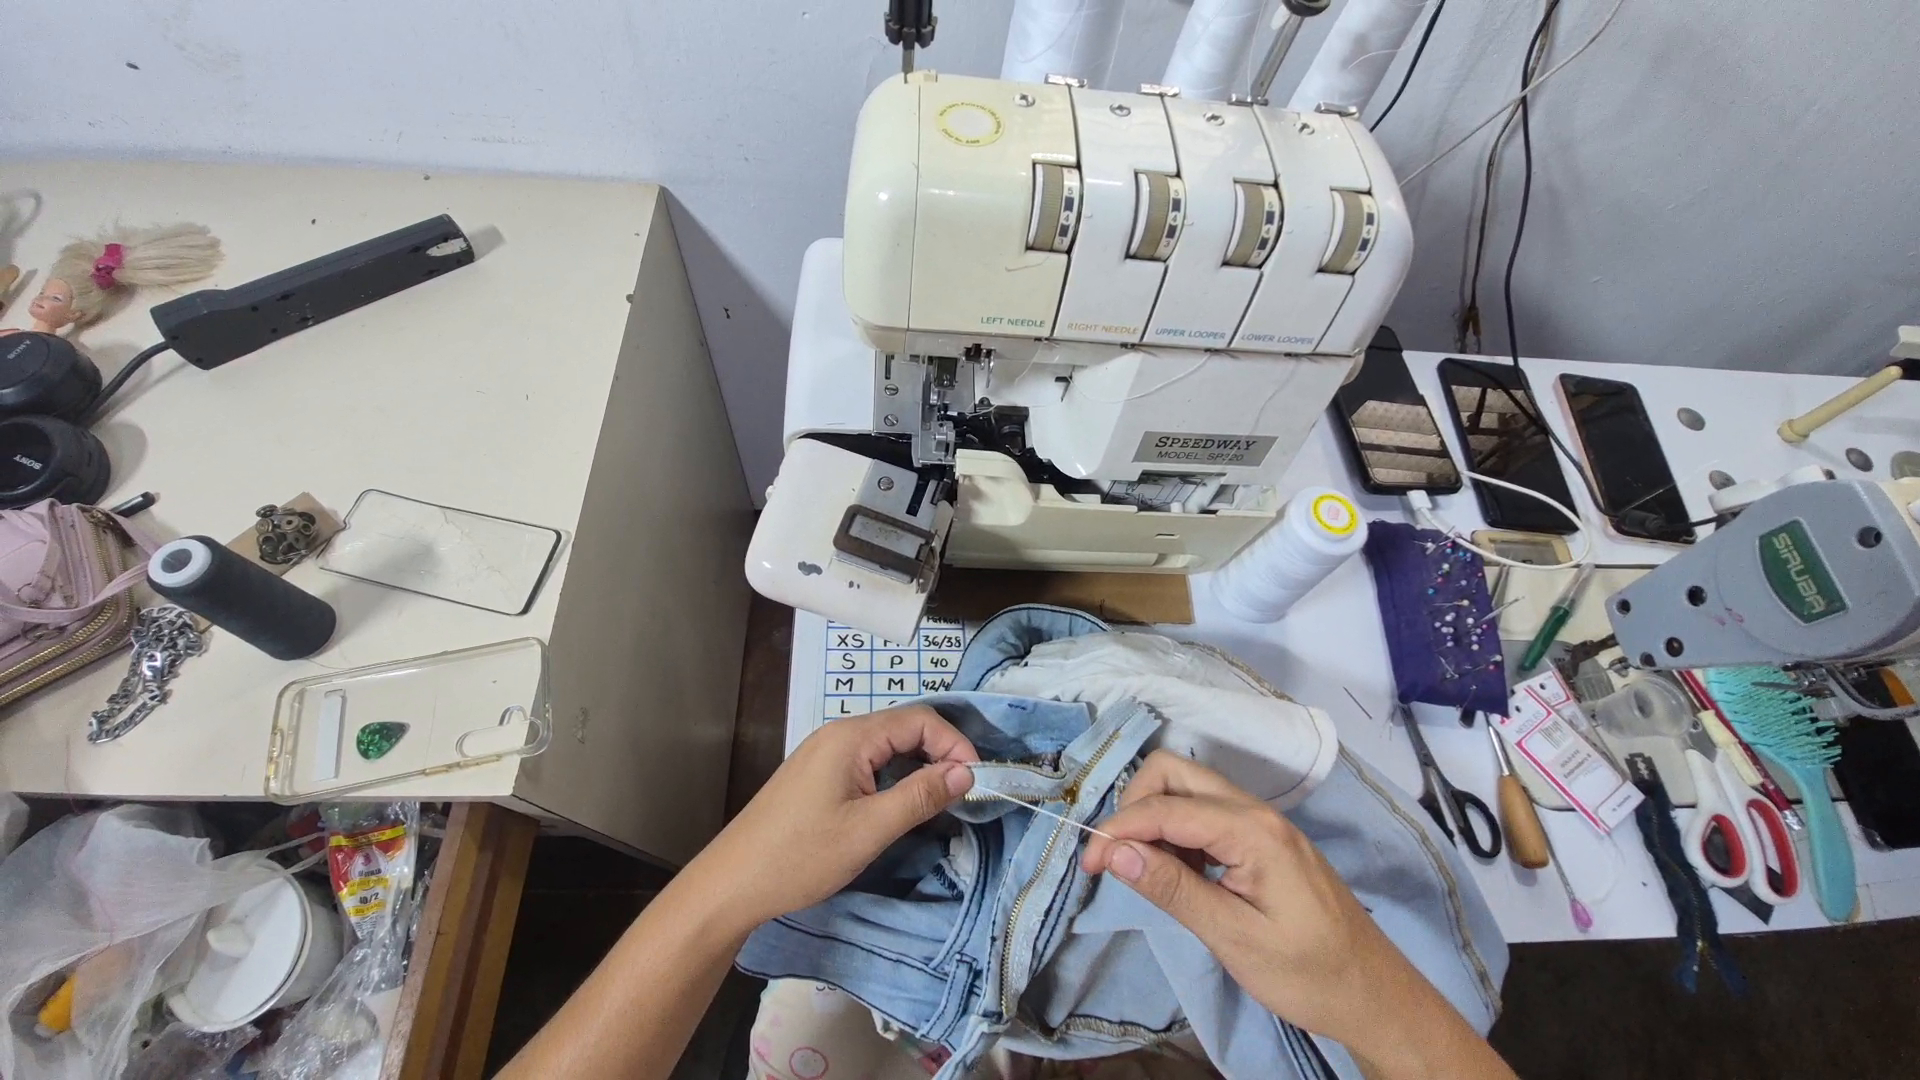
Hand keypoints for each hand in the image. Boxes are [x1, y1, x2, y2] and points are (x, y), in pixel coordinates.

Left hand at [689, 705, 976, 931]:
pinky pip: (869, 761)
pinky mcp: (818, 774)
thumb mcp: (869, 829)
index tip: (976, 781)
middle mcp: (839, 734)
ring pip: (887, 746)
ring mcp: (825, 753)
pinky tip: (903, 803)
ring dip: (919, 766)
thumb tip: (967, 772)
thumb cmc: (801, 856)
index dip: (954, 744)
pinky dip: (895, 776)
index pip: (920, 720)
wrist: (731, 884)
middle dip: (941, 753)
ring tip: (940, 800)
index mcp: (851, 737)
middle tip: (964, 792)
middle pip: (904, 728)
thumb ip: (920, 796)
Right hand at [1080, 752, 1485, 1072]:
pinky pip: (1204, 812)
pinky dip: (1176, 831)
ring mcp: (1261, 820)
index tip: (1089, 863)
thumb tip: (1112, 852)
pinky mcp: (1261, 837)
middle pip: (1174, 773)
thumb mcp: (1232, 937)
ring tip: (1145, 870)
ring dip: (1154, 817)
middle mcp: (1255, 810)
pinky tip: (1176, 871)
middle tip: (1117, 857)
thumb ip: (1170, 887)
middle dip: (1134, 806)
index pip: (1165, 807)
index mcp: (1252, 830)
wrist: (1377, 997)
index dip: (1119, 829)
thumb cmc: (1307, 974)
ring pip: (1187, 788)